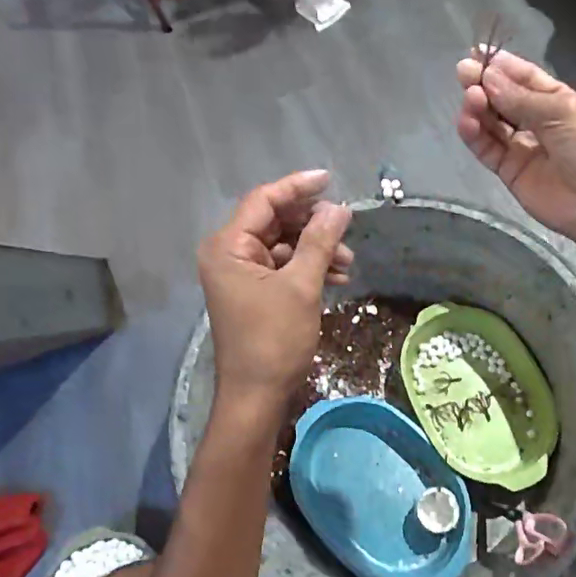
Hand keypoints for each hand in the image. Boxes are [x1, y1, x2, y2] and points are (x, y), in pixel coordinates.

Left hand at [200, 170, 354, 401]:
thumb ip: (320, 243)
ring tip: (348, 263)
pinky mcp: (254, 293)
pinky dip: (308, 268)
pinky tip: (337, 277)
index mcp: (228, 247)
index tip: (330, 181)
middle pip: (273, 222)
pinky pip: (282, 268)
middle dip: (312, 225)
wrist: (256, 395)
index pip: (263, 201)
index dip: (297, 188)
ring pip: (282, 246)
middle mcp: (229, 255)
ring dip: (315, 249)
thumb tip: (339, 209)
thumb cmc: (274, 340)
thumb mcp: (301, 287)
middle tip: (345, 229)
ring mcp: (240, 275)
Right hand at [454, 49, 575, 241]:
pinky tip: (467, 122)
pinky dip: (475, 136)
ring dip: (479, 108)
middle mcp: (539, 122)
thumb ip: (520, 98)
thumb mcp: (562, 112)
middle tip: (463, 74)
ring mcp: (523, 148)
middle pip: (504, 99)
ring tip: (469, 99)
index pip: (525, 78)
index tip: (476, 53)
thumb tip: (488, 77)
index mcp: (559, 101)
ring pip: (493, 123)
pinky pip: (488, 150)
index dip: (502, 66)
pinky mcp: (510, 172)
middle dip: (485, 85)